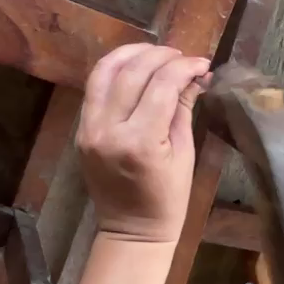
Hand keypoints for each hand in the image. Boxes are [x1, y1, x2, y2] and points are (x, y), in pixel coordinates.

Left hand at [78, 44, 210, 243]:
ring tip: (155, 52)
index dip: (185, 67)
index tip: (202, 64)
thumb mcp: (184, 155)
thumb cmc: (167, 200)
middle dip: (161, 56)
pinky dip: (114, 71)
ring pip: (105, 72)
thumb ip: (183, 110)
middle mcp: (109, 131)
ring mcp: (89, 130)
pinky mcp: (81, 131)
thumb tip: (195, 75)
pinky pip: (94, 89)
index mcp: (141, 142)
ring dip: (132, 54)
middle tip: (181, 56)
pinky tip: (134, 68)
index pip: (162, 85)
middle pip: (133, 72)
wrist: (131, 230)